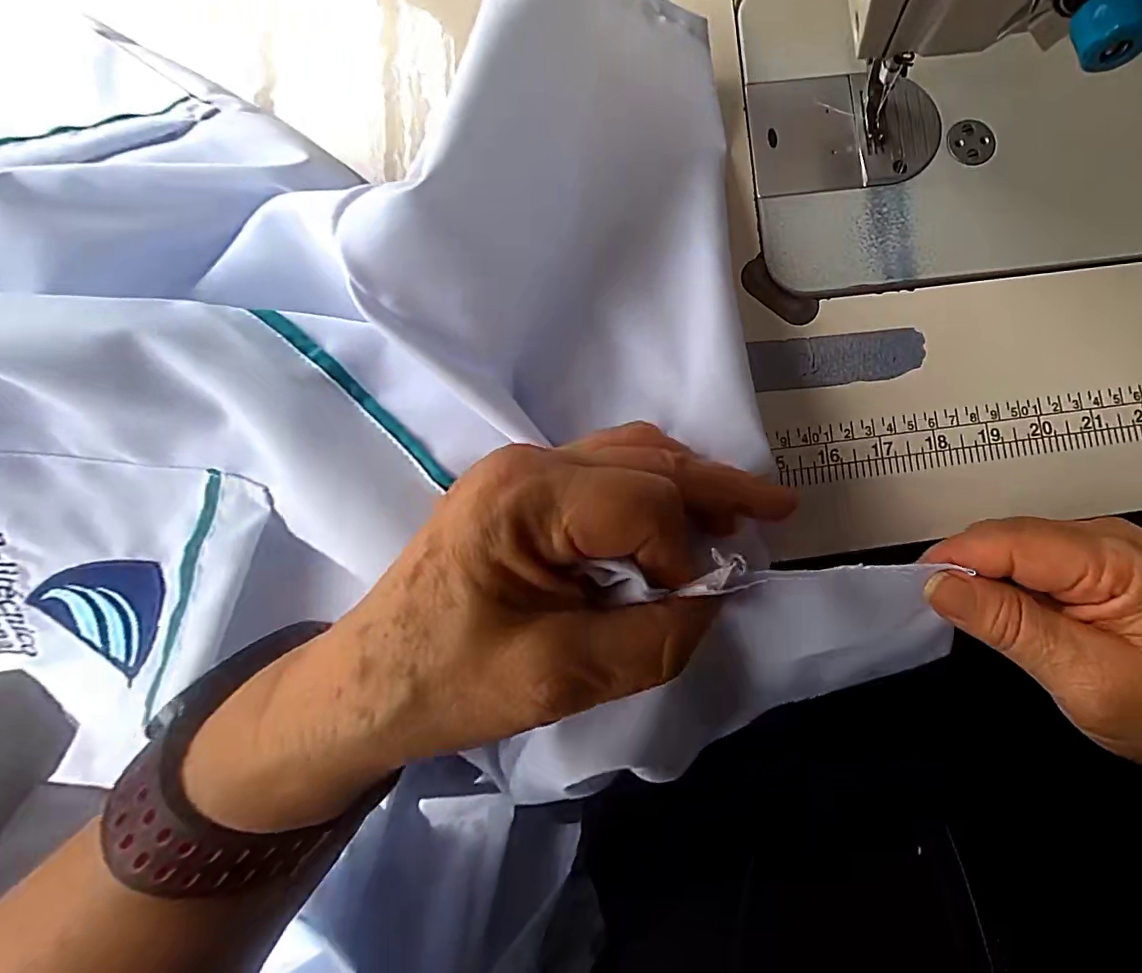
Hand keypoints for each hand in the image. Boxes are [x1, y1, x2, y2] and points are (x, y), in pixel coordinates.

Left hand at [185, 423, 797, 830]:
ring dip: (687, 482)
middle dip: (713, 488)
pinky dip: (651, 491)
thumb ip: (655, 639)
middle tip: (777, 511)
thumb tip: (713, 599)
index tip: (696, 603)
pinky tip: (679, 515)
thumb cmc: (449, 683)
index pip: (644, 501)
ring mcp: (518, 471)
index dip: (686, 552)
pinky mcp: (518, 491)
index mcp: (526, 496)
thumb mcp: (562, 677)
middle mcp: (526, 463)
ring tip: (738, 514)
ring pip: (627, 455)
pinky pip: (602, 472)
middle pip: (643, 460)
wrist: (365, 685)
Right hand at [921, 516, 1141, 800]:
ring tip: (968, 610)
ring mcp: (1102, 545)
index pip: (1016, 541)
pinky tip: (997, 606)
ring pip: (1012, 542)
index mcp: (1122, 561)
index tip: (917, 584)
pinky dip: (1001, 578)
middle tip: (939, 605)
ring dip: (982, 572)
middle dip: (968, 565)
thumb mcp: (1078, 676)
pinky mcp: (1090, 560)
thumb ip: (1007, 624)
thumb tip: (939, 585)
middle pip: (1011, 535)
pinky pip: (1027, 555)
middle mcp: (1112, 538)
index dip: (959, 557)